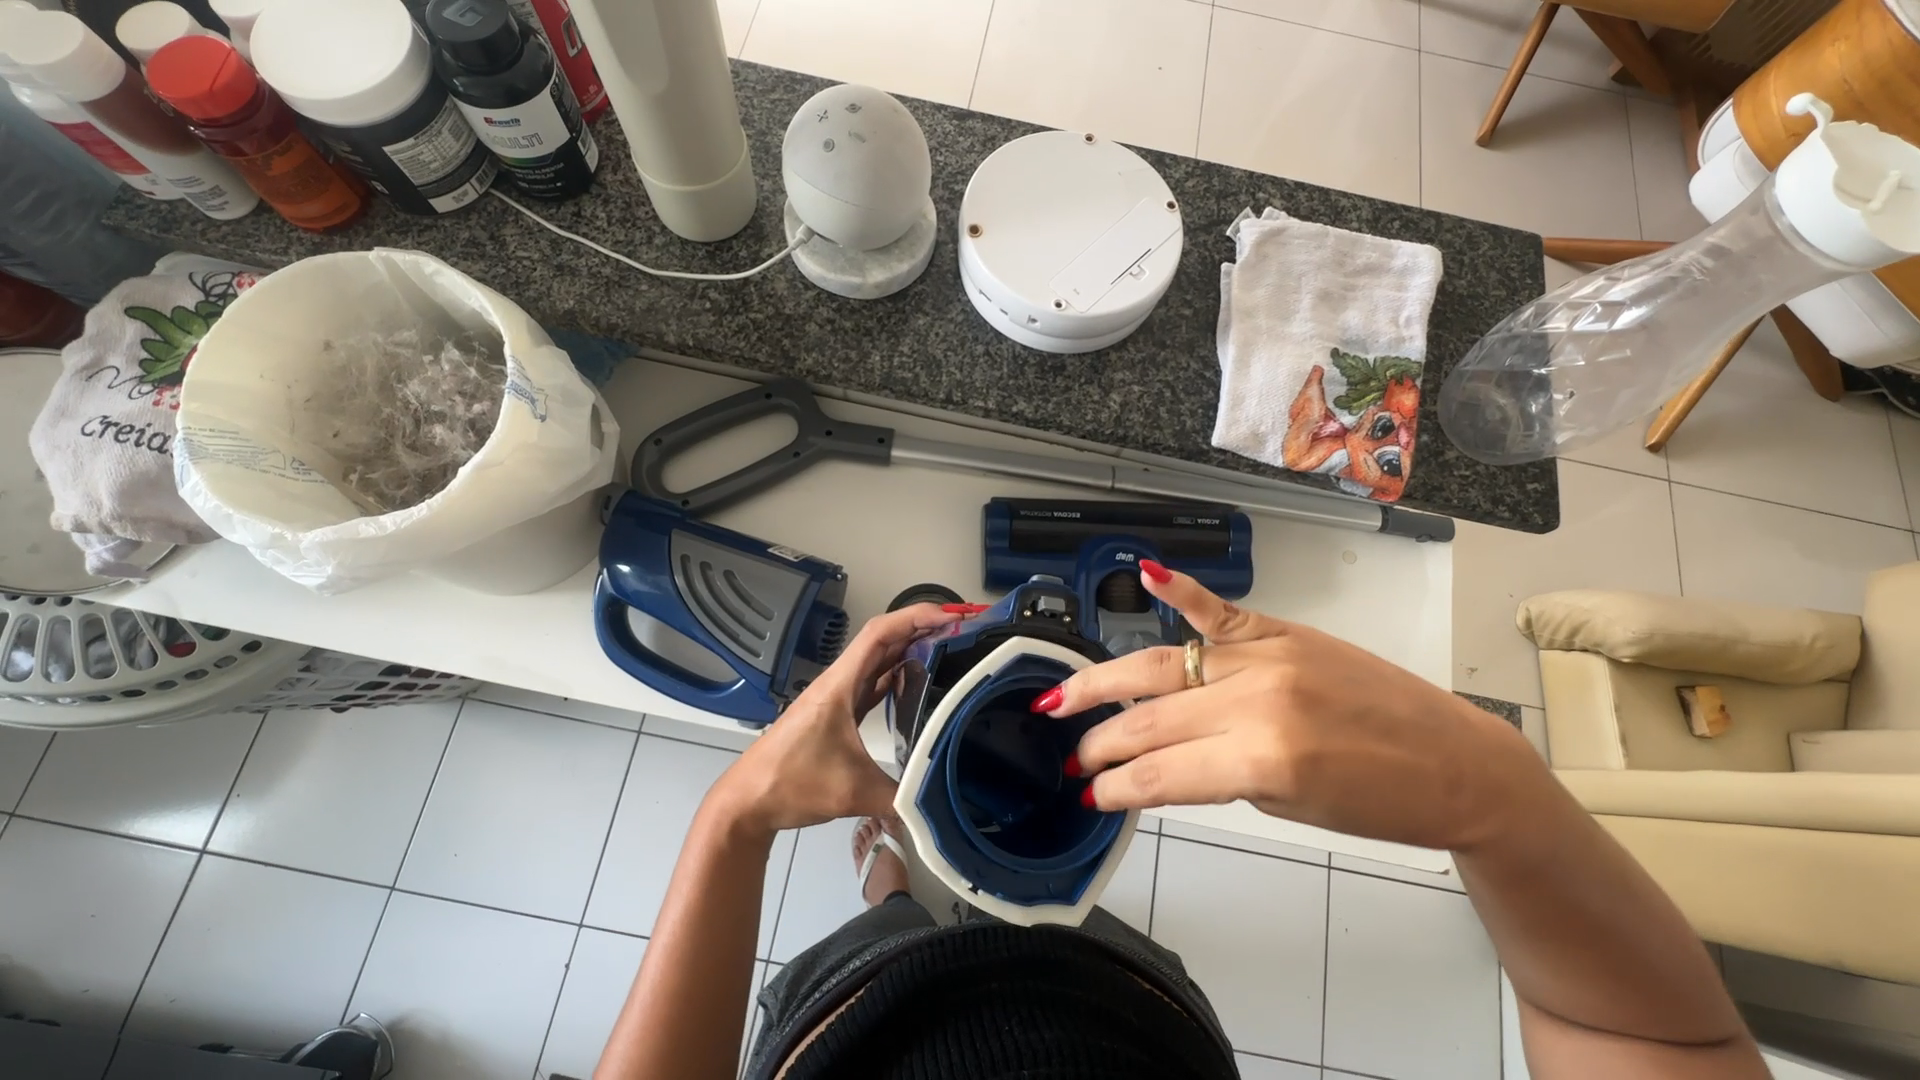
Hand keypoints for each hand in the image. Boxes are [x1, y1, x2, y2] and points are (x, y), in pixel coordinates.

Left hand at [711, 603, 965, 835]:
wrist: (747, 802)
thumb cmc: (792, 783)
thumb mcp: (852, 792)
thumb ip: (899, 798)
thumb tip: (937, 804)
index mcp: (840, 685)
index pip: (881, 634)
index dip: (916, 617)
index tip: (952, 618)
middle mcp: (840, 683)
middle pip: (884, 640)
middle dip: (922, 628)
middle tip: (963, 631)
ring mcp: (838, 698)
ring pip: (879, 662)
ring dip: (911, 650)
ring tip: (949, 649)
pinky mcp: (838, 716)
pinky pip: (873, 686)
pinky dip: (897, 678)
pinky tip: (918, 684)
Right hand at [1041, 564, 1546, 852]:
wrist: (1459, 765)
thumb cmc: (1382, 804)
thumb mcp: (1288, 808)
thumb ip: (1218, 776)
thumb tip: (1161, 763)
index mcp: (1262, 759)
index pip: (1161, 773)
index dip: (1117, 787)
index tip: (1091, 795)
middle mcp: (1256, 700)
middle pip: (1151, 718)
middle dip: (1102, 741)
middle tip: (1072, 755)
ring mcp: (1268, 657)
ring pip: (1163, 665)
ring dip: (1107, 682)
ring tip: (1064, 695)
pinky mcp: (1283, 632)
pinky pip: (1220, 609)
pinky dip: (1182, 591)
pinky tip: (1146, 574)